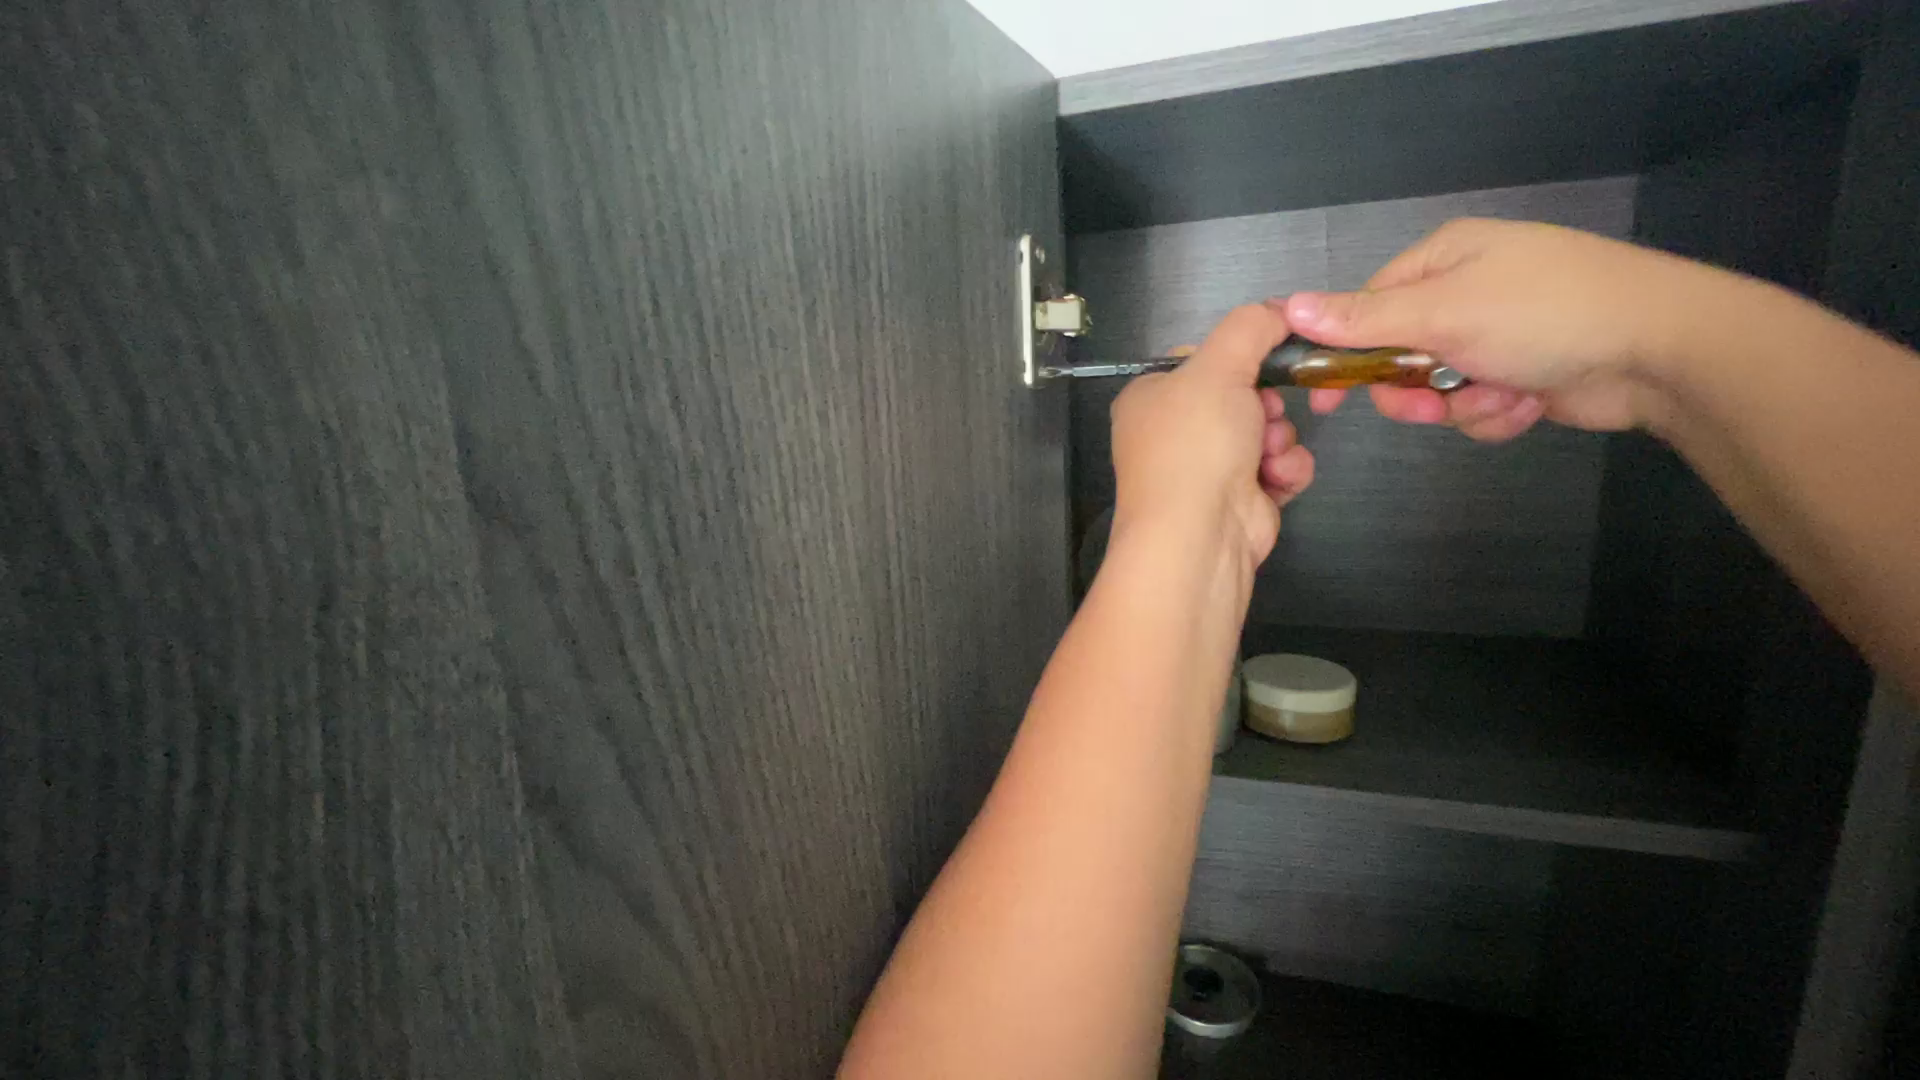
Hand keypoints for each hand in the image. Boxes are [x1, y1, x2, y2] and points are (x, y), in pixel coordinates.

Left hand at [1109, 304, 1314, 569]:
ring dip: (1280, 438)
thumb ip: (1249, 327)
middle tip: (1263, 415)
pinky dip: (1285, 471)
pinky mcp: (1239, 499)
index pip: (1199, 360)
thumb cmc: (1194, 444)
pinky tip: (1274, 480)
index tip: (1261, 359)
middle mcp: (1171, 433)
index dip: (1235, 358)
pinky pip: (1278, 467)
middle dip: (1266, 404)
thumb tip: (1278, 309)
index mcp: (1149, 398)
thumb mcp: (1217, 367)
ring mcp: (1205, 469)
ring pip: (1268, 430)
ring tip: (1266, 455)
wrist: (1199, 534)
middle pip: (1241, 394)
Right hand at [1282, 219, 1707, 440]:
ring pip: (1435, 388)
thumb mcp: (1441, 312)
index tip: (1328, 399)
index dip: (1344, 354)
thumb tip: (1285, 307)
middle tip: (1433, 403)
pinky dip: (1494, 412)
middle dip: (1414, 390)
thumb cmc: (1543, 314)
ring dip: (1461, 405)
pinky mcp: (1521, 369)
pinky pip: (1475, 403)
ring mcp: (1496, 331)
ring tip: (1500, 397)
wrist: (1662, 351)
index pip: (1365, 307)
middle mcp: (1465, 290)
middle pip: (1396, 355)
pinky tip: (1528, 403)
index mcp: (1443, 259)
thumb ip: (1361, 318)